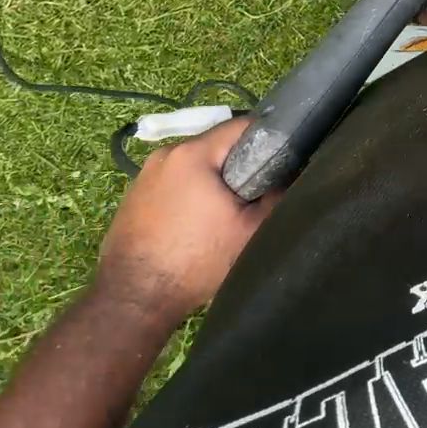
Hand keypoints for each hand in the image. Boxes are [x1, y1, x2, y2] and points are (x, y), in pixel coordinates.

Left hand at [94, 118, 279, 323]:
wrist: (131, 302)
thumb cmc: (195, 261)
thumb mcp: (251, 230)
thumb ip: (278, 195)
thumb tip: (295, 175)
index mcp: (192, 153)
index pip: (242, 126)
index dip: (270, 139)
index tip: (284, 160)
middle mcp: (165, 154)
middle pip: (218, 145)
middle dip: (241, 163)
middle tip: (259, 190)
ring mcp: (145, 175)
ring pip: (197, 164)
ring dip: (216, 179)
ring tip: (230, 209)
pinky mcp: (133, 196)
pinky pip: (176, 181)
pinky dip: (193, 192)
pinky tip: (200, 221)